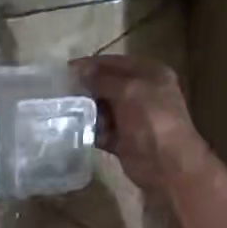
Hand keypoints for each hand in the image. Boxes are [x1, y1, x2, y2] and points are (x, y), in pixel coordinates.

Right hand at [73, 55, 211, 197]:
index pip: (116, 63)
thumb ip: (103, 79)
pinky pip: (101, 131)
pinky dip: (89, 131)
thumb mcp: (129, 91)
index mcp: (149, 75)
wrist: (167, 164)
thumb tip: (80, 70)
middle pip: (107, 86)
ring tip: (62, 111)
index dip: (91, 64)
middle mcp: (141, 94)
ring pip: (103, 109)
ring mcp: (132, 118)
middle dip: (86, 88)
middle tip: (59, 91)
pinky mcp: (123, 140)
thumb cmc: (152, 120)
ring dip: (85, 111)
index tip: (65, 70)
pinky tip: (72, 130)